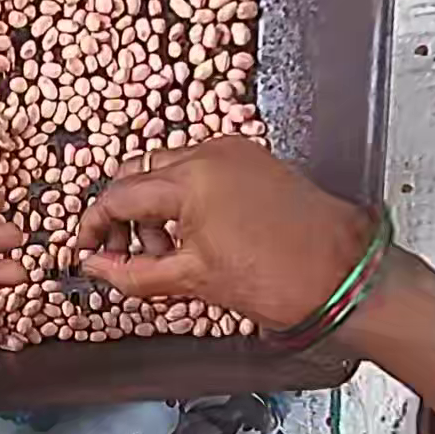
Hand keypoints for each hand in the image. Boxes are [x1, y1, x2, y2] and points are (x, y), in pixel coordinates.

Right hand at [71, 138, 374, 328]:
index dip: (91, 226)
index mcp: (190, 181)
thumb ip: (129, 272)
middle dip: (120, 216)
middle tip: (122, 253)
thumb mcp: (189, 280)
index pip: (116, 197)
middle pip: (134, 176)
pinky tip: (187, 233)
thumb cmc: (279, 279)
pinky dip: (177, 198)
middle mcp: (208, 154)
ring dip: (148, 208)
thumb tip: (94, 266)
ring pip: (161, 171)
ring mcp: (233, 153)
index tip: (85, 248)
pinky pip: (193, 170)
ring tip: (163, 251)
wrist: (349, 277)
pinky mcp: (250, 160)